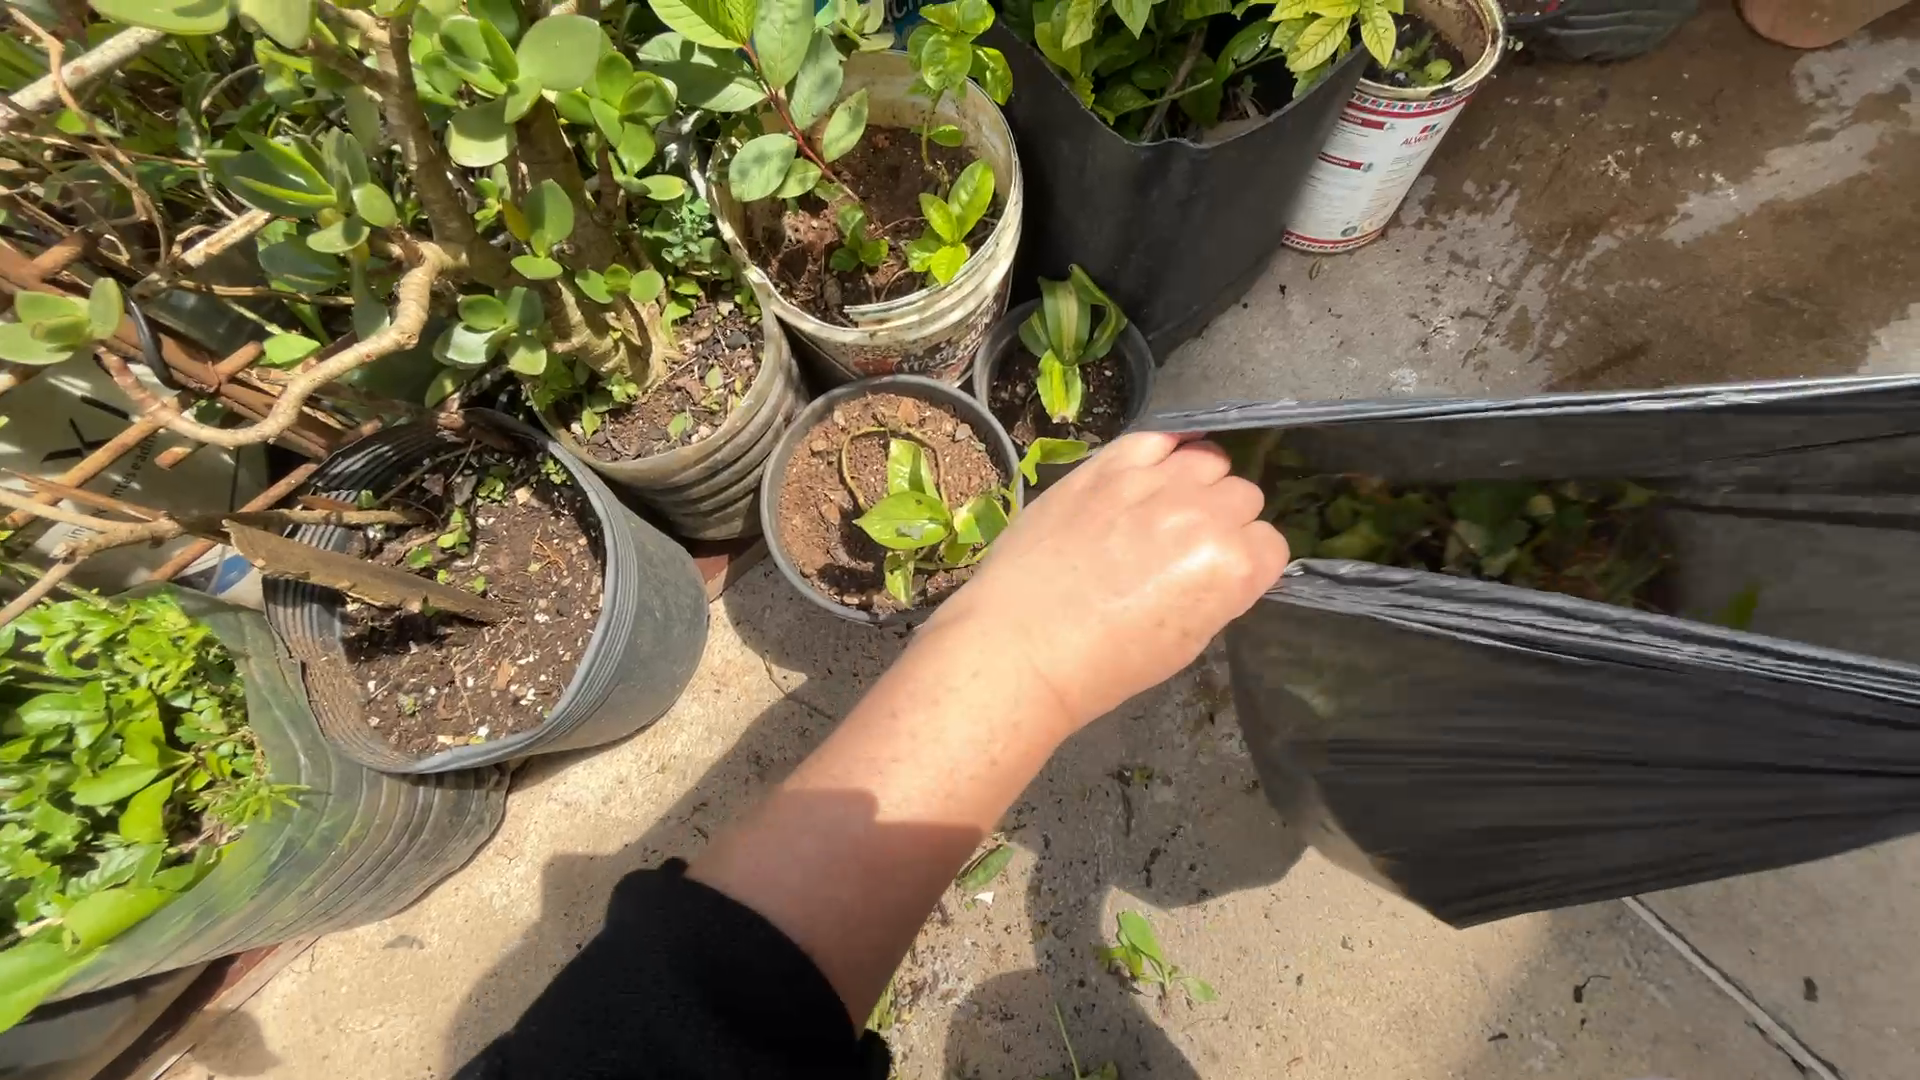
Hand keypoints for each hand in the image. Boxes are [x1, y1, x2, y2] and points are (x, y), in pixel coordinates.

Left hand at [924, 432, 1288, 731]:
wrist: (1020, 647)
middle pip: (1241, 495)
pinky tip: (1149, 470)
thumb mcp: (1188, 641)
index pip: (1269, 543)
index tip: (1218, 572)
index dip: (1246, 560)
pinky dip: (1159, 451)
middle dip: (1221, 520)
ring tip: (1163, 508)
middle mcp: (1200, 515)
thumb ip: (1219, 588)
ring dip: (1194, 482)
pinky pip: (1152, 439)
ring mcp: (1149, 484)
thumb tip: (1223, 559)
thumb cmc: (1103, 665)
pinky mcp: (1103, 468)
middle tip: (1181, 545)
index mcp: (1231, 566)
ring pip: (1205, 459)